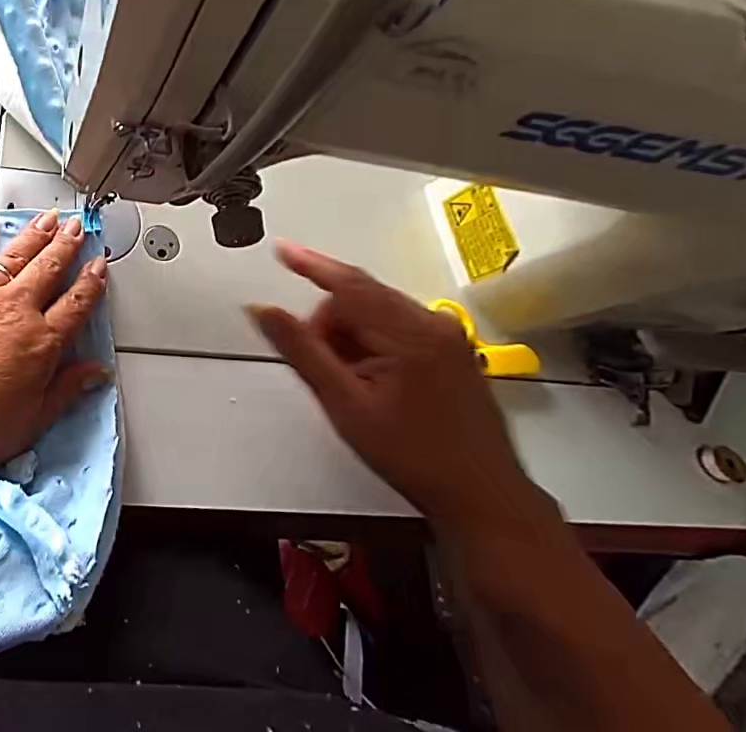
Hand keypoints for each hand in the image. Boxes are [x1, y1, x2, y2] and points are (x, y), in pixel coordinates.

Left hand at [0, 208, 108, 493]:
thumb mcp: (29, 422)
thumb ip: (65, 390)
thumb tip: (94, 373)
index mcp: (40, 342)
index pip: (76, 304)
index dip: (91, 283)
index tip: (98, 266)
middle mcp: (14, 310)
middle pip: (49, 269)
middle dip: (66, 245)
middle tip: (77, 227)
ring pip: (15, 256)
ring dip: (34, 235)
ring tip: (48, 219)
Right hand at [246, 240, 548, 532]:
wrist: (482, 497)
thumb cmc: (412, 455)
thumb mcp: (344, 404)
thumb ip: (301, 351)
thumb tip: (264, 312)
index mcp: (410, 333)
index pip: (350, 285)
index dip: (310, 265)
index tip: (282, 249)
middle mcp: (434, 324)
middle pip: (361, 299)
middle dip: (330, 325)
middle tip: (322, 368)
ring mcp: (447, 335)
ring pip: (377, 314)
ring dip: (351, 337)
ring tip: (350, 383)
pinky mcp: (452, 349)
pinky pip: (397, 328)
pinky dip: (372, 344)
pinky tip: (371, 380)